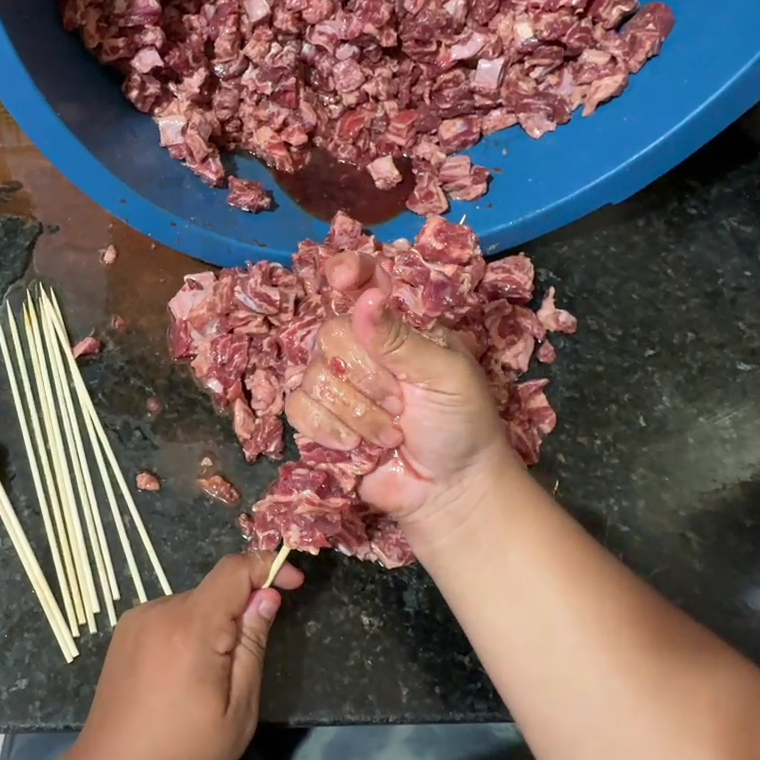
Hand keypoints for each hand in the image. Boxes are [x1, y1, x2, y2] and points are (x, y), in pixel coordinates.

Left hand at [63, 553, 304, 759]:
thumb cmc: (183, 756)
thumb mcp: (238, 710)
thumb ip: (253, 645)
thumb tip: (267, 595)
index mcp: (190, 626)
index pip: (233, 570)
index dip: (268, 566)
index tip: (295, 582)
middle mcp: (159, 611)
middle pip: (213, 591)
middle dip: (240, 614)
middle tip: (245, 669)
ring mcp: (137, 620)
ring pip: (192, 606)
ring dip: (212, 628)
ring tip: (207, 686)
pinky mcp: (124, 634)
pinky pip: (170, 619)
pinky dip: (188, 635)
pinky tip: (181, 681)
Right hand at [284, 251, 518, 527]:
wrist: (448, 488)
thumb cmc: (460, 424)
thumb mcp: (445, 375)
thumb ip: (401, 339)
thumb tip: (366, 299)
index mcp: (396, 325)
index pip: (363, 280)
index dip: (347, 271)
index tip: (342, 279)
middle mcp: (359, 347)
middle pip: (331, 335)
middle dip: (367, 378)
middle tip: (401, 403)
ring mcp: (335, 382)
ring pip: (314, 376)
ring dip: (356, 412)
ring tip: (390, 433)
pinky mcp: (317, 418)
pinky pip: (298, 408)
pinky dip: (328, 429)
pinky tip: (357, 445)